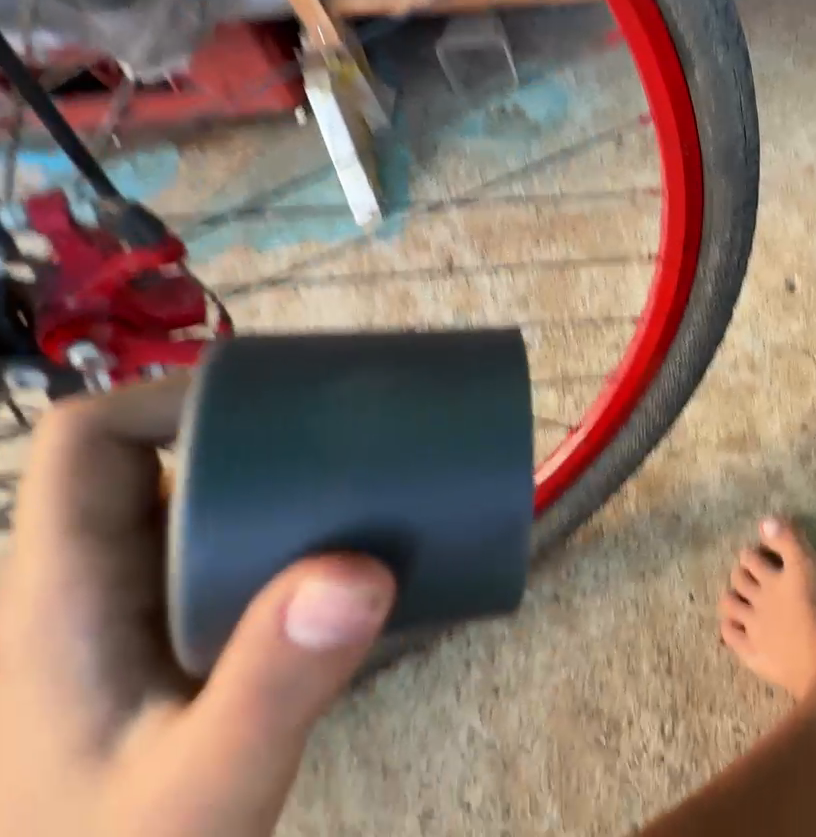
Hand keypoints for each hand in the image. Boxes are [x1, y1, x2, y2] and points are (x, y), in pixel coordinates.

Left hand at [0, 377, 395, 836]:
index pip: (90, 443)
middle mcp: (93, 594)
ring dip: (291, 483)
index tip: (294, 401)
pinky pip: (238, 560)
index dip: (176, 393)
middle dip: (263, 431)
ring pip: (202, 512)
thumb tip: (362, 567)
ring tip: (386, 484)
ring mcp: (140, 625)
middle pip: (159, 463)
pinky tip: (366, 562)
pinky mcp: (187, 652)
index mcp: (64, 599)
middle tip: (368, 436)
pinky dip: (304, 537)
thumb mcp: (206, 786)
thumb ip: (276, 686)